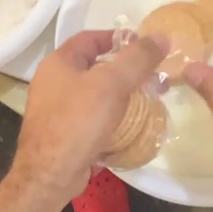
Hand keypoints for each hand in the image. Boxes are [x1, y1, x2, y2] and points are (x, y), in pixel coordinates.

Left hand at [11, 30, 166, 203]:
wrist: (51, 174)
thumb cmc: (78, 121)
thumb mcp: (112, 84)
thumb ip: (137, 59)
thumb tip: (161, 38)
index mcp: (58, 63)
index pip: (90, 39)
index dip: (117, 38)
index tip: (144, 46)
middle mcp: (52, 83)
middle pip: (94, 68)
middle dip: (124, 71)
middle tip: (151, 78)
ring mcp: (55, 111)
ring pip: (94, 96)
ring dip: (119, 97)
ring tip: (147, 102)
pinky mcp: (63, 135)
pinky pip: (91, 120)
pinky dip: (110, 120)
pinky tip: (129, 127)